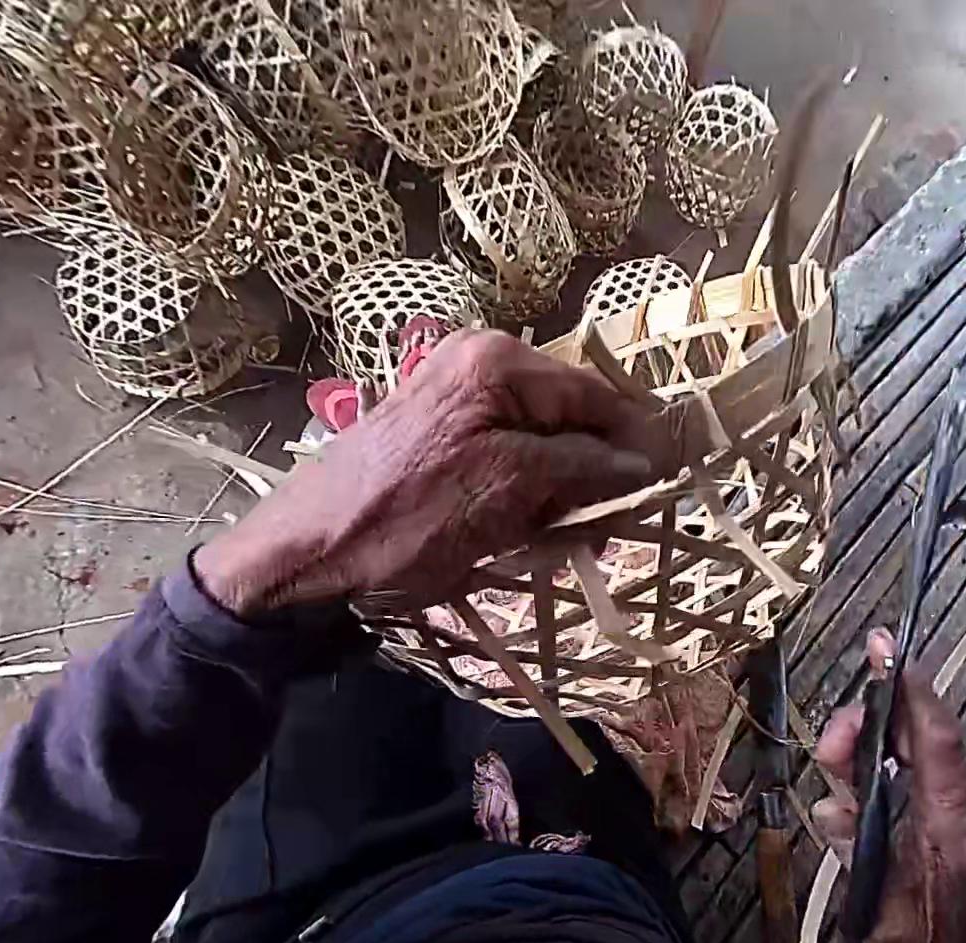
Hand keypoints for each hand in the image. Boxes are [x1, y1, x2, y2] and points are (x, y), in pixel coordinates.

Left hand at [195, 329, 655, 615]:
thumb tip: (642, 462)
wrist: (305, 556)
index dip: (634, 441)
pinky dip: (530, 497)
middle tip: (606, 529)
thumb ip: (580, 465)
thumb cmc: (405, 520)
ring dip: (563, 493)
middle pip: (571, 417)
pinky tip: (526, 531)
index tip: (660, 489)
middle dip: (596, 473)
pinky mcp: (446, 439)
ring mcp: (459, 403)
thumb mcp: (505, 489)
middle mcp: (480, 367)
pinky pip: (511, 461)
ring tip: (564, 540)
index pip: (596, 394)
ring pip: (544, 443)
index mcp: (498, 363)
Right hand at [812, 631, 965, 942]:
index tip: (884, 645)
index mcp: (953, 820)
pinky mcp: (929, 813)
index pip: (936, 738)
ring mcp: (944, 807)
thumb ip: (856, 840)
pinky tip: (848, 823)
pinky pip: (887, 778)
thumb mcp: (876, 894)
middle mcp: (957, 805)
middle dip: (861, 730)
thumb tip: (834, 807)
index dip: (910, 688)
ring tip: (837, 796)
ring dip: (854, 762)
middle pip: (908, 735)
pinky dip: (858, 789)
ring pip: (891, 752)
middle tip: (829, 751)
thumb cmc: (911, 942)